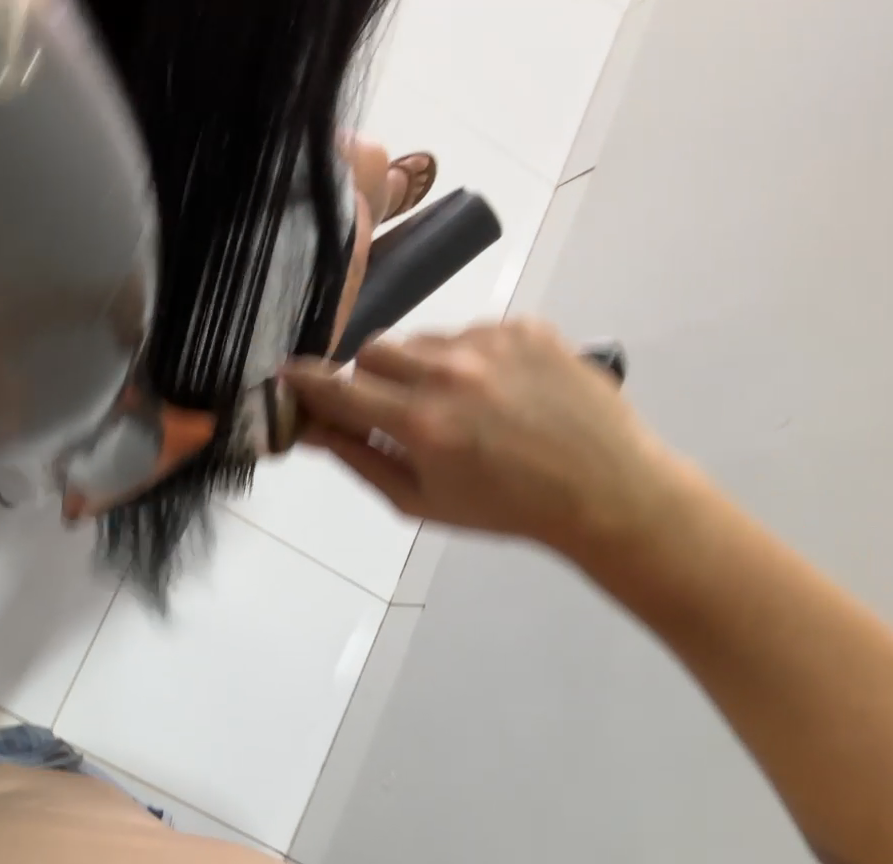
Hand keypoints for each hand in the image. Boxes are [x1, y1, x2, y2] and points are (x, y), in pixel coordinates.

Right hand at [282, 320, 687, 555]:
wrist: (607, 490)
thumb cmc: (501, 508)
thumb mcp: (415, 500)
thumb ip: (356, 459)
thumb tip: (309, 429)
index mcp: (419, 423)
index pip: (338, 389)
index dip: (306, 381)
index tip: (286, 375)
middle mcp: (449, 373)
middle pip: (372, 349)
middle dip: (366, 376)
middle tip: (387, 405)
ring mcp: (491, 343)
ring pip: (420, 339)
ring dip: (417, 367)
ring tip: (454, 402)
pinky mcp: (527, 327)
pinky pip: (468, 332)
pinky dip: (464, 358)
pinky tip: (494, 390)